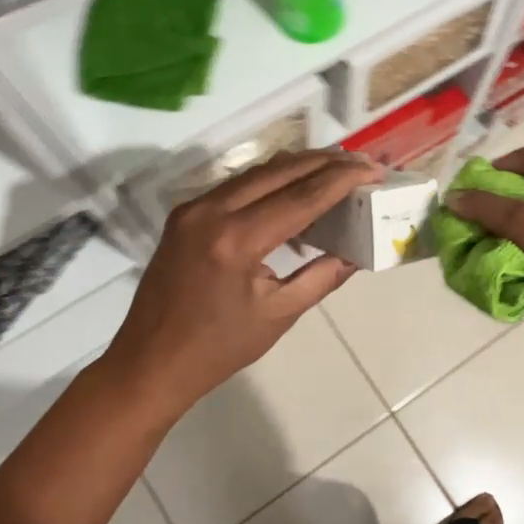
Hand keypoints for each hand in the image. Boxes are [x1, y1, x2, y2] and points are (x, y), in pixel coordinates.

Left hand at [101, 150, 383, 416]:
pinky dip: (270, 184)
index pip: (301, 197)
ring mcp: (193, 208)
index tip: (373, 169)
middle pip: (279, 172)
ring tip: (335, 170)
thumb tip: (358, 253)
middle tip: (361, 163)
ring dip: (297, 168)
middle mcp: (212, 211)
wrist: (151, 361)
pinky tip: (294, 192)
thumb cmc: (219, 347)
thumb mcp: (280, 314)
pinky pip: (236, 187)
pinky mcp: (185, 214)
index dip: (341, 180)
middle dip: (324, 163)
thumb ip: (322, 277)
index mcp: (236, 240)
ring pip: (256, 173)